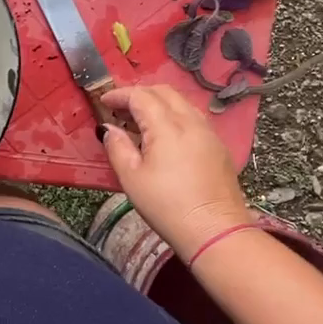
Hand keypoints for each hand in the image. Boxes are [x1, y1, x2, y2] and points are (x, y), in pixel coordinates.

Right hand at [98, 84, 254, 257]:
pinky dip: (174, 115)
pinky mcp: (219, 147)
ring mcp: (209, 134)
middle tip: (120, 108)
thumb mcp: (131, 177)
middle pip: (164, 92)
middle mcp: (191, 122)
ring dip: (159, 103)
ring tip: (141, 120)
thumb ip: (117, 146)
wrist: (215, 231)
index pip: (141, 96)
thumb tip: (108, 128)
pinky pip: (194, 118)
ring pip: (182, 103)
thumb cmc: (167, 205)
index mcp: (167, 127)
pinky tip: (165, 135)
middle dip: (139, 94)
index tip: (104, 102)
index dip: (119, 94)